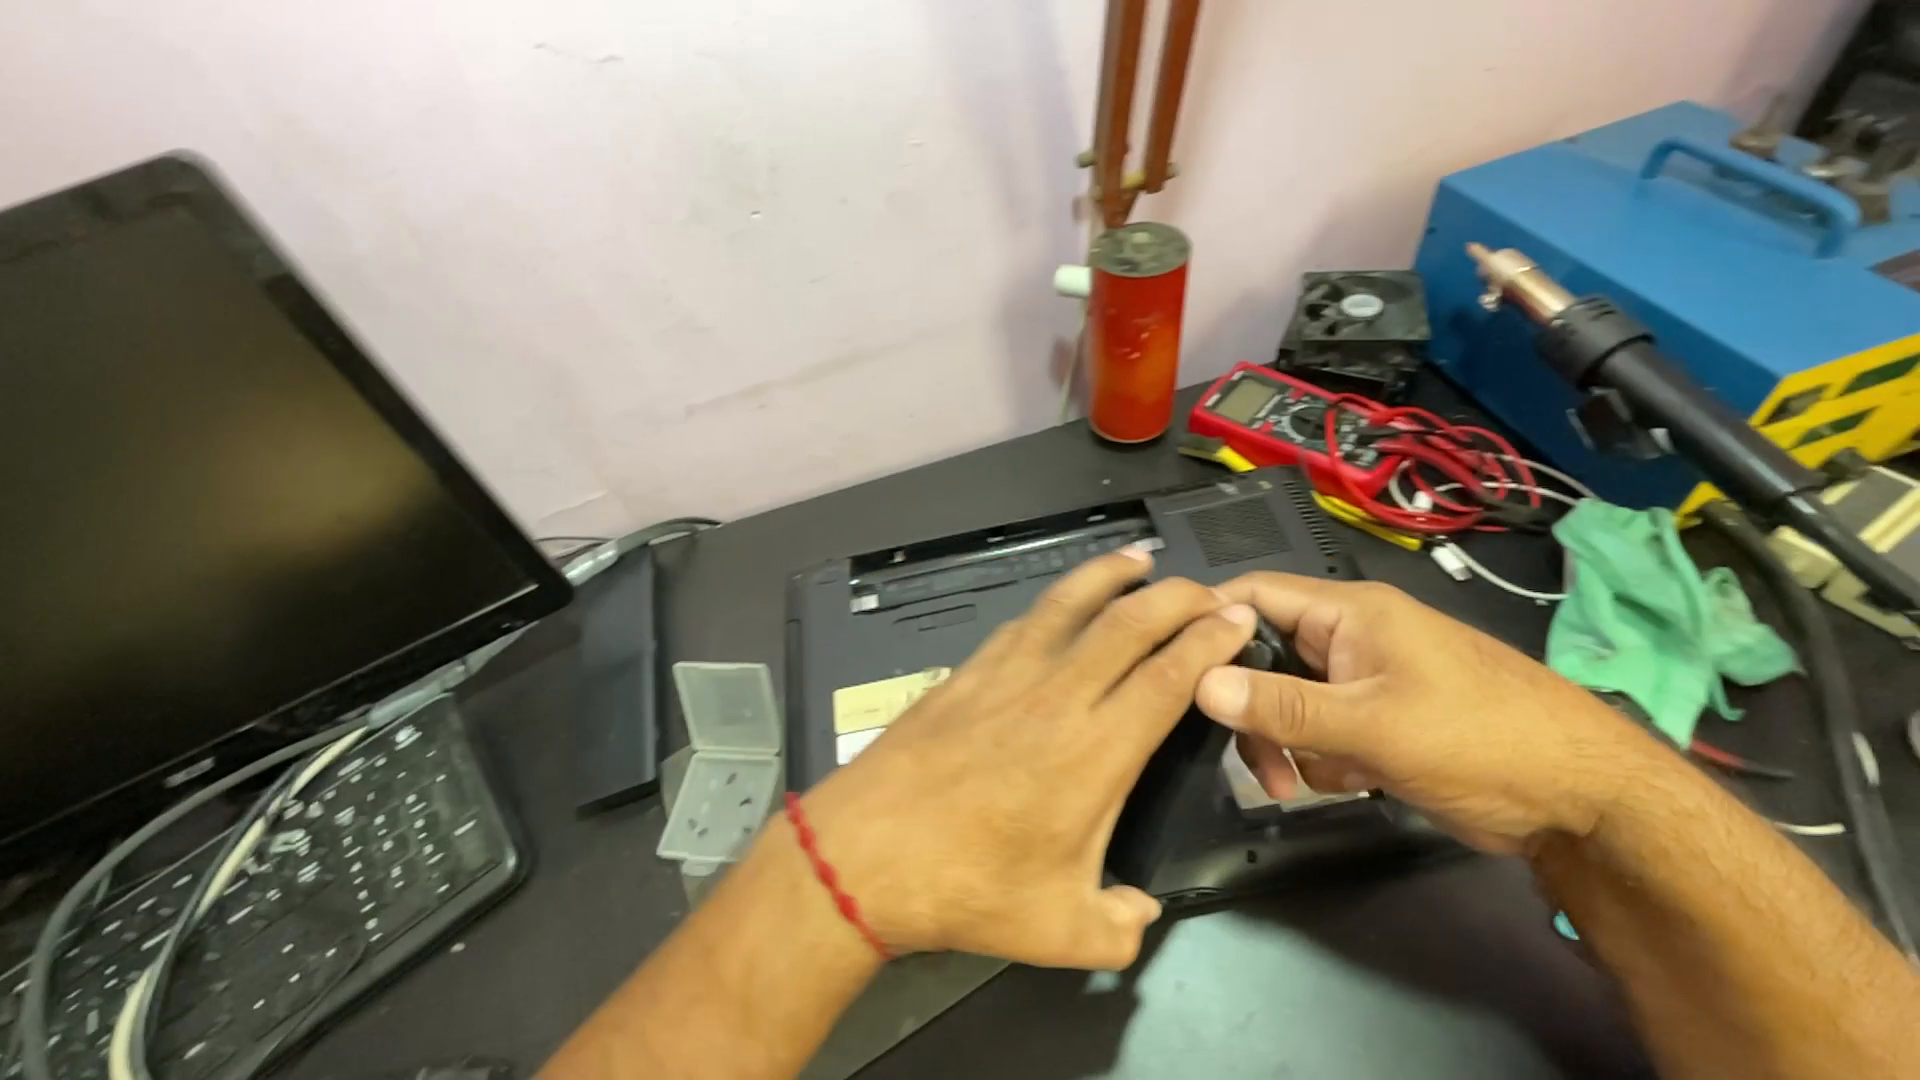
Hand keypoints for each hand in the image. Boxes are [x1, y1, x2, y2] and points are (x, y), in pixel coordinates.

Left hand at [796, 548, 1255, 968]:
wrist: (865, 853)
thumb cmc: (967, 888)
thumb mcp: (1061, 932)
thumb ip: (1120, 924)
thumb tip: (1141, 911)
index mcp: (1096, 751)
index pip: (1169, 675)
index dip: (1210, 641)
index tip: (1237, 621)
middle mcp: (1057, 697)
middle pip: (1129, 623)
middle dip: (1179, 597)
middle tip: (1208, 591)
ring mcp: (1006, 676)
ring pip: (1070, 605)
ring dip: (1110, 576)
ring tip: (1139, 559)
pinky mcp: (966, 673)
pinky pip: (1022, 623)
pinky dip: (1054, 602)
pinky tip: (1061, 604)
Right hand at [1194, 574, 1659, 854]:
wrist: (1583, 801)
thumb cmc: (1481, 740)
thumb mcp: (1372, 725)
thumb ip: (1282, 706)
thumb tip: (1199, 684)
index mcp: (1348, 612)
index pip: (1253, 594)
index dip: (1210, 623)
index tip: (1175, 668)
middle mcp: (1348, 637)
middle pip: (1263, 656)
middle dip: (1253, 708)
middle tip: (1258, 762)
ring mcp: (1363, 679)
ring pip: (1286, 699)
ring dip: (1285, 741)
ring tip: (1304, 784)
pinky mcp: (1377, 719)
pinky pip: (1318, 727)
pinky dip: (1319, 757)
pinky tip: (1348, 781)